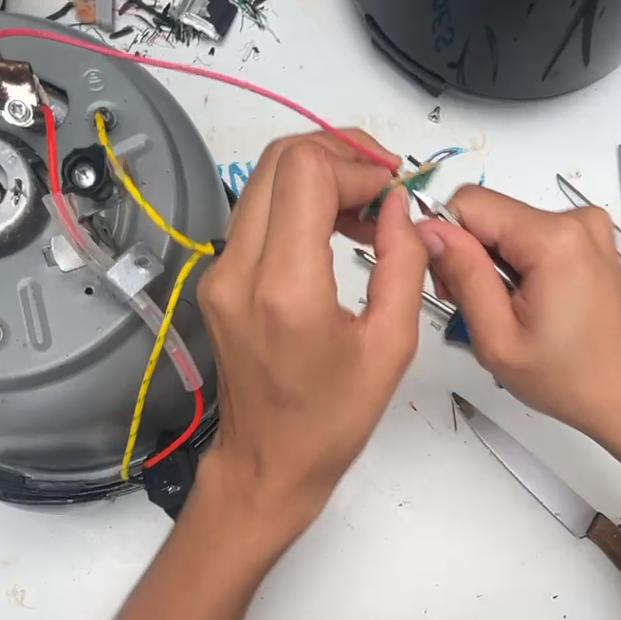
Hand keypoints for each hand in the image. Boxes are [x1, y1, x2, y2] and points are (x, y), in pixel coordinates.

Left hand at [192, 130, 427, 535]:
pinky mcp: (217, 283)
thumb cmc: (330, 422)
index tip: (391, 191)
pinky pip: (256, 216)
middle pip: (279, 160)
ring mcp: (219, 275)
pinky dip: (297, 206)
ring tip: (366, 211)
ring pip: (263, 182)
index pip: (307, 171)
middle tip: (382, 183)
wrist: (268, 463)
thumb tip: (398, 206)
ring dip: (318, 178)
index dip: (356, 164)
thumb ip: (403, 263)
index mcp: (285, 289)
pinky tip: (335, 231)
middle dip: (338, 155)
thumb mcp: (390, 347)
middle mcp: (239, 271)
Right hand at [419, 187, 620, 457]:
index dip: (446, 239)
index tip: (449, 283)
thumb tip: (429, 229)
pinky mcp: (588, 240)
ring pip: (507, 226)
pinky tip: (524, 304)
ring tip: (505, 312)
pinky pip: (531, 236)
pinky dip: (517, 265)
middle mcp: (576, 221)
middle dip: (468, 255)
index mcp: (554, 240)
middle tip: (476, 308)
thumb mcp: (497, 339)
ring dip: (492, 264)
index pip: (470, 202)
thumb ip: (462, 275)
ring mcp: (586, 228)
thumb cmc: (570, 378)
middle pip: (490, 213)